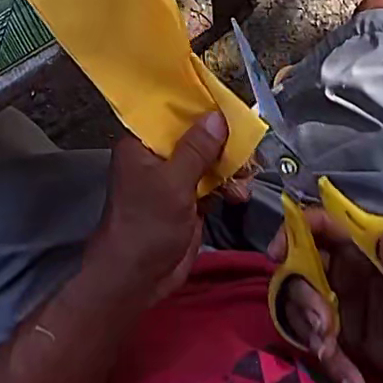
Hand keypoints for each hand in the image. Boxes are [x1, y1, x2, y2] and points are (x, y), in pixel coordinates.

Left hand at [82, 113, 246, 304]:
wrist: (136, 278)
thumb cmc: (145, 224)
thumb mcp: (173, 182)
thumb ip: (197, 149)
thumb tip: (217, 117)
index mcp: (142, 144)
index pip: (171, 113)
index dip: (198, 107)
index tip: (227, 104)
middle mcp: (156, 157)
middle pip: (194, 136)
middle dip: (222, 141)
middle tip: (246, 147)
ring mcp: (173, 179)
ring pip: (207, 160)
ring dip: (229, 166)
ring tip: (246, 176)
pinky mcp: (187, 200)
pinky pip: (212, 183)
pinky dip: (228, 186)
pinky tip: (240, 193)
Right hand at [268, 208, 382, 382]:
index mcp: (369, 247)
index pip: (322, 225)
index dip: (293, 231)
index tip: (277, 254)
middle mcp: (349, 268)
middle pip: (301, 266)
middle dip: (302, 296)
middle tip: (323, 328)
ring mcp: (343, 301)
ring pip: (302, 305)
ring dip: (310, 331)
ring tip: (336, 358)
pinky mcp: (344, 335)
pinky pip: (318, 341)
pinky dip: (329, 363)